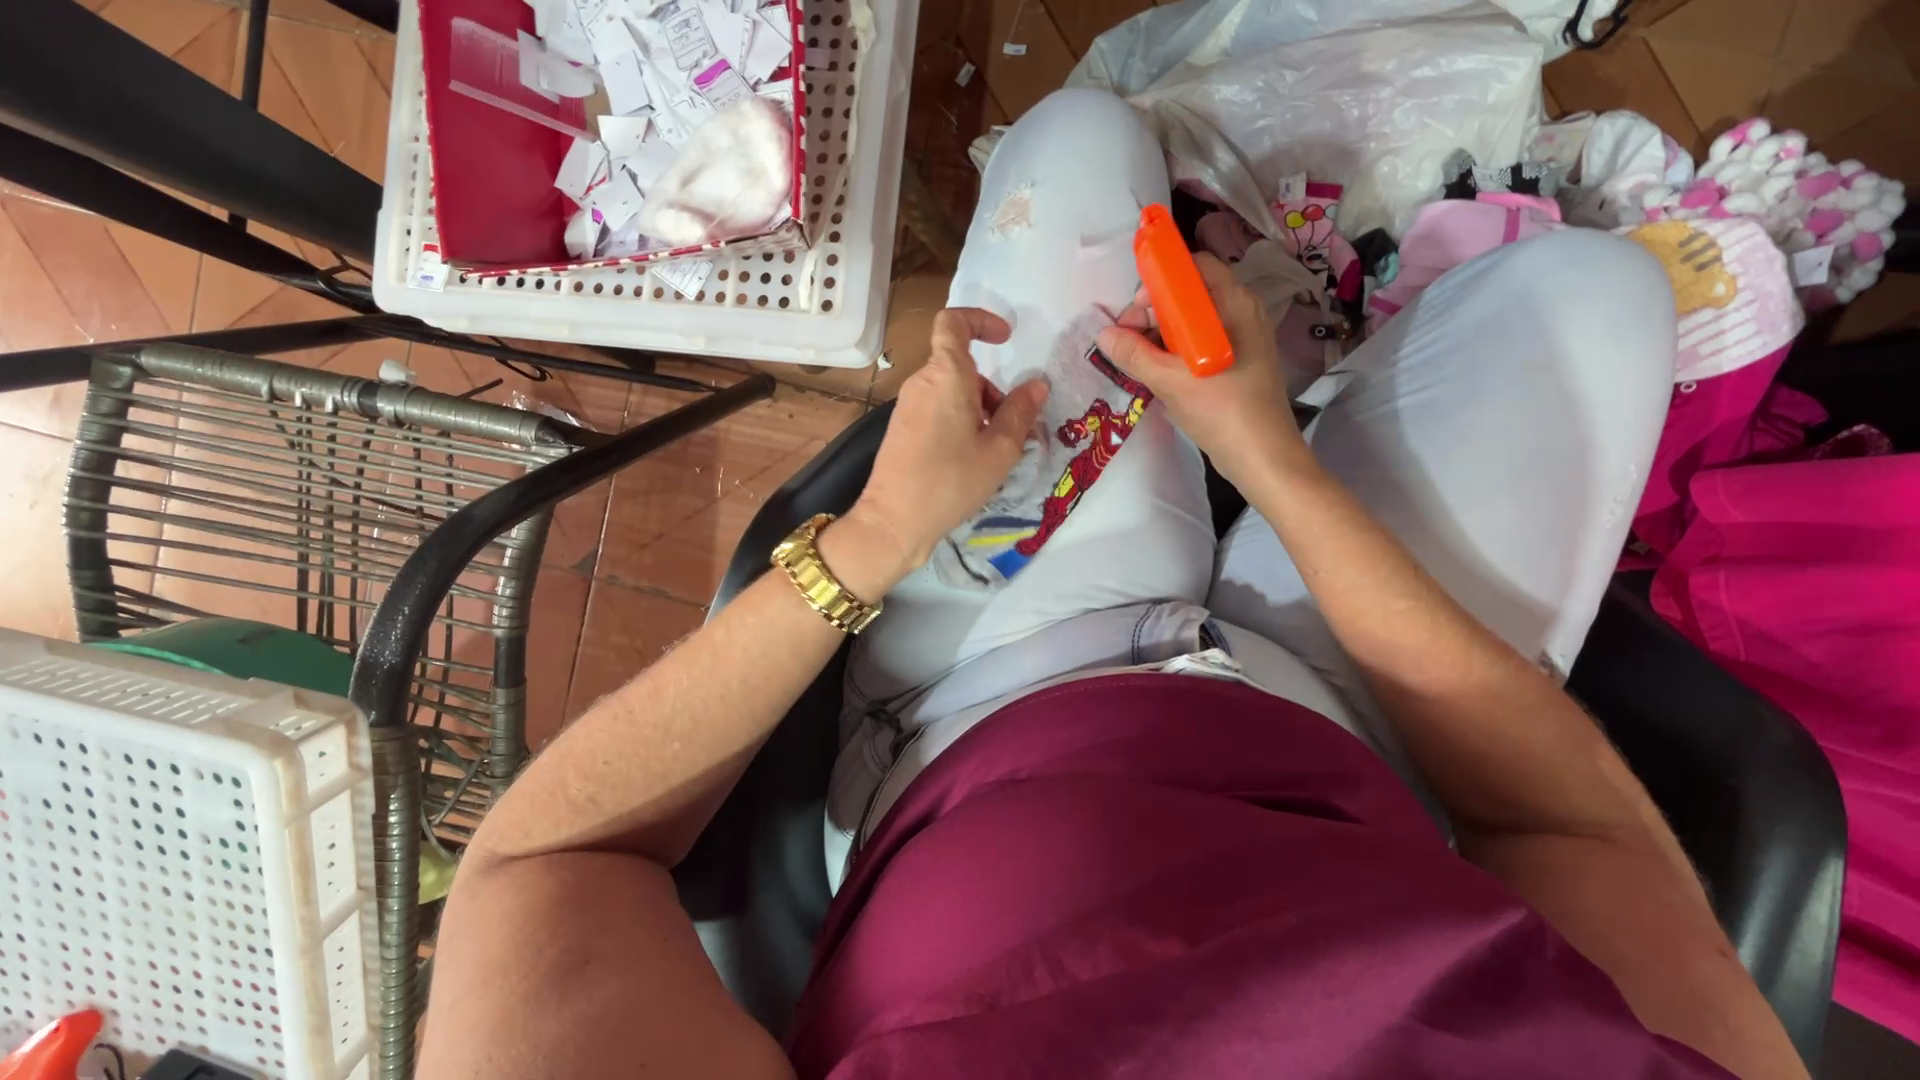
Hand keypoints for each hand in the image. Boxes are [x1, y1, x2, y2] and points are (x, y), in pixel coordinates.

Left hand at [845, 308, 1048, 572]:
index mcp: (946, 375)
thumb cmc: (951, 481)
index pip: (954, 323)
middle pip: (961, 367)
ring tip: (991, 453)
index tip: (1005, 338)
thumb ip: (1020, 411)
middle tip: (1009, 429)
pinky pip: (937, 410)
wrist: (894, 521)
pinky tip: (968, 462)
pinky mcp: (901, 429)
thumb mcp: (1000, 449)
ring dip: (977, 410)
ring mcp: (908, 406)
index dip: (981, 320)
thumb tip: (1037, 384)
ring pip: (951, 391)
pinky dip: (959, 423)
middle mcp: (922, 382)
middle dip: (990, 389)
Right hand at [1095, 252, 1306, 486]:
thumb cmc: (1222, 411)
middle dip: (1153, 313)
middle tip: (1129, 342)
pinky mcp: (1237, 362)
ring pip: (1192, 323)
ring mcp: (1241, 339)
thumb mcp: (1171, 381)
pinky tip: (1158, 374)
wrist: (1263, 457)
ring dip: (1161, 337)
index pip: (1193, 268)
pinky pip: (1200, 344)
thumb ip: (1135, 354)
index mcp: (1233, 305)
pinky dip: (1177, 352)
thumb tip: (1104, 334)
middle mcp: (1241, 313)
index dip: (1160, 281)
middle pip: (1189, 295)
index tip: (1135, 313)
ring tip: (1139, 363)